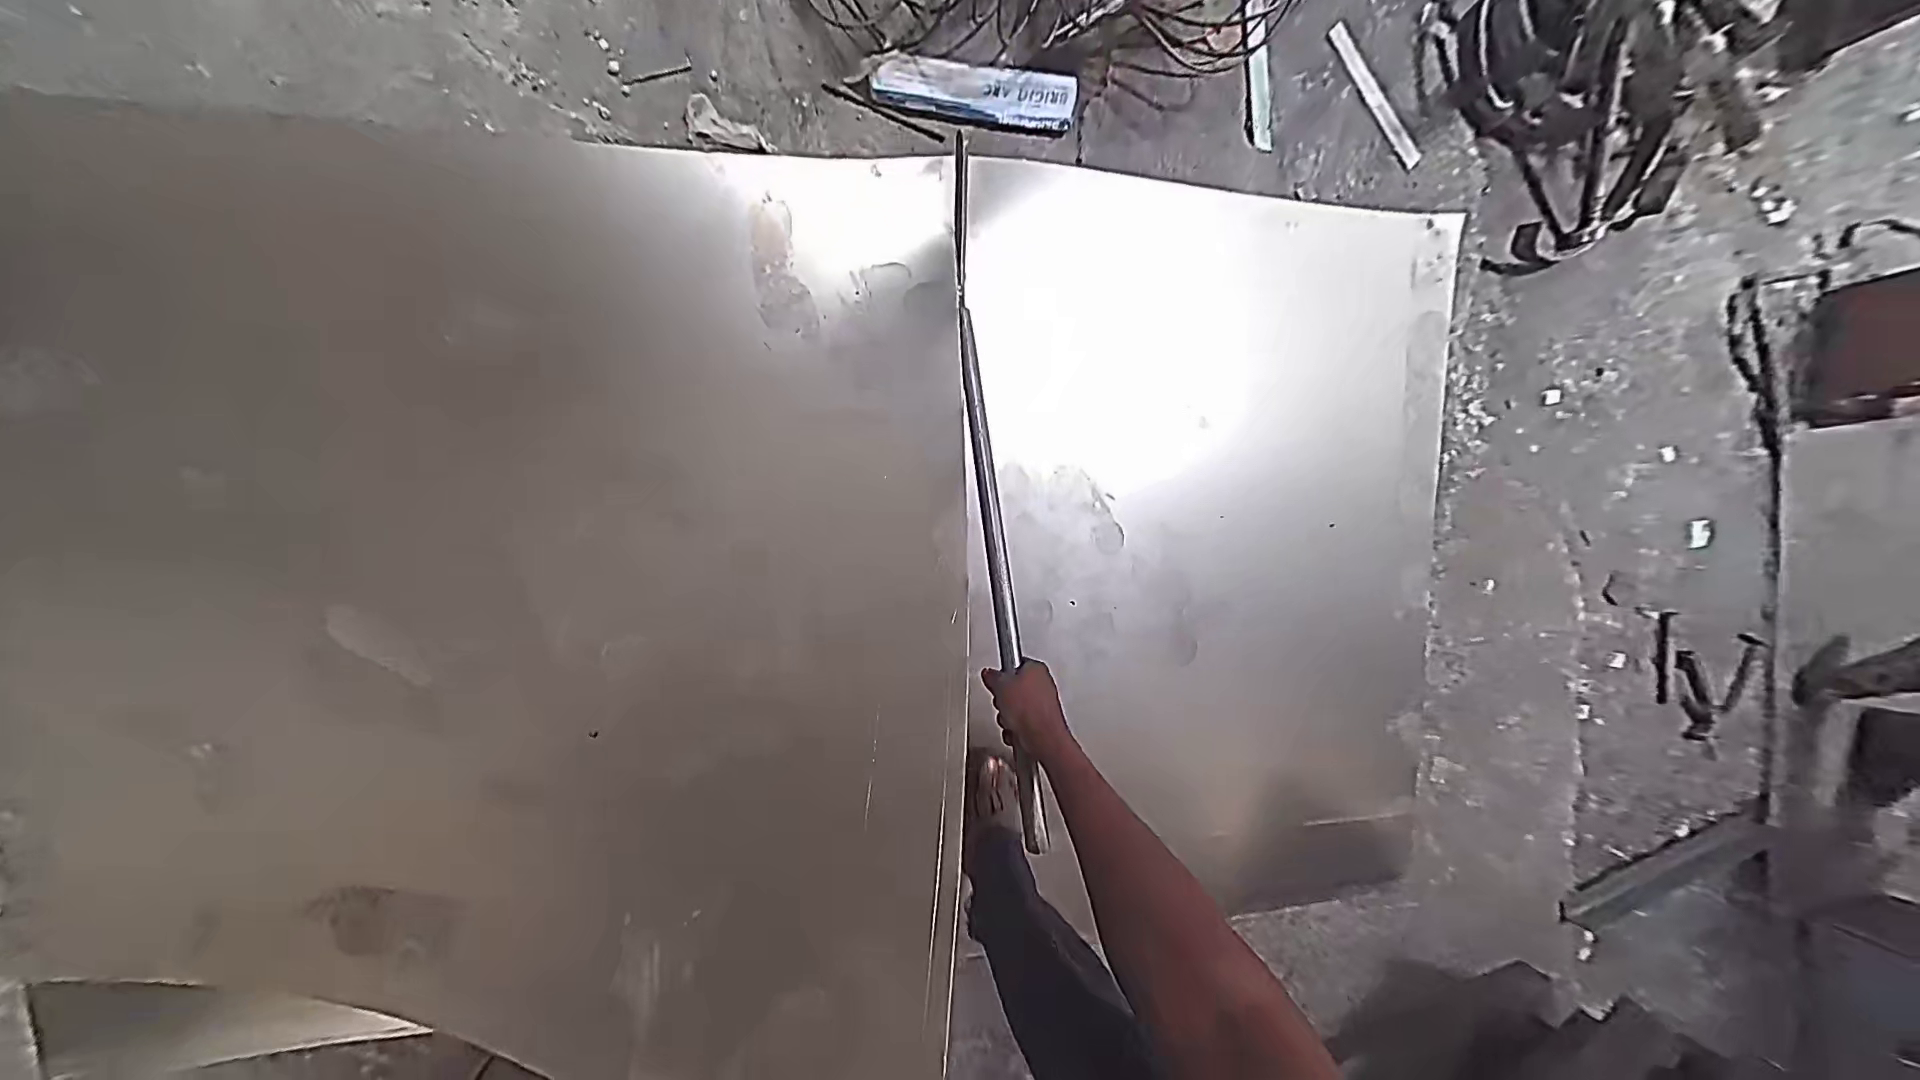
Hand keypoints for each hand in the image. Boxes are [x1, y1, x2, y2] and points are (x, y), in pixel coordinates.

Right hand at [982, 660, 1073, 761]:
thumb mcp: (1000, 685)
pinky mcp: (1039, 724)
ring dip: (1006, 715)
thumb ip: (993, 676)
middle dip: (1003, 698)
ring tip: (1008, 718)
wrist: (1041, 739)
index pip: (1016, 664)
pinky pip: (1019, 723)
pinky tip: (1014, 730)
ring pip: (1015, 708)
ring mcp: (1042, 705)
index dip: (1002, 673)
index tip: (995, 679)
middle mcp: (1042, 685)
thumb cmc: (1029, 710)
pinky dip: (1014, 728)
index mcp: (1036, 669)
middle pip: (1014, 688)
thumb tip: (989, 674)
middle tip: (1001, 701)